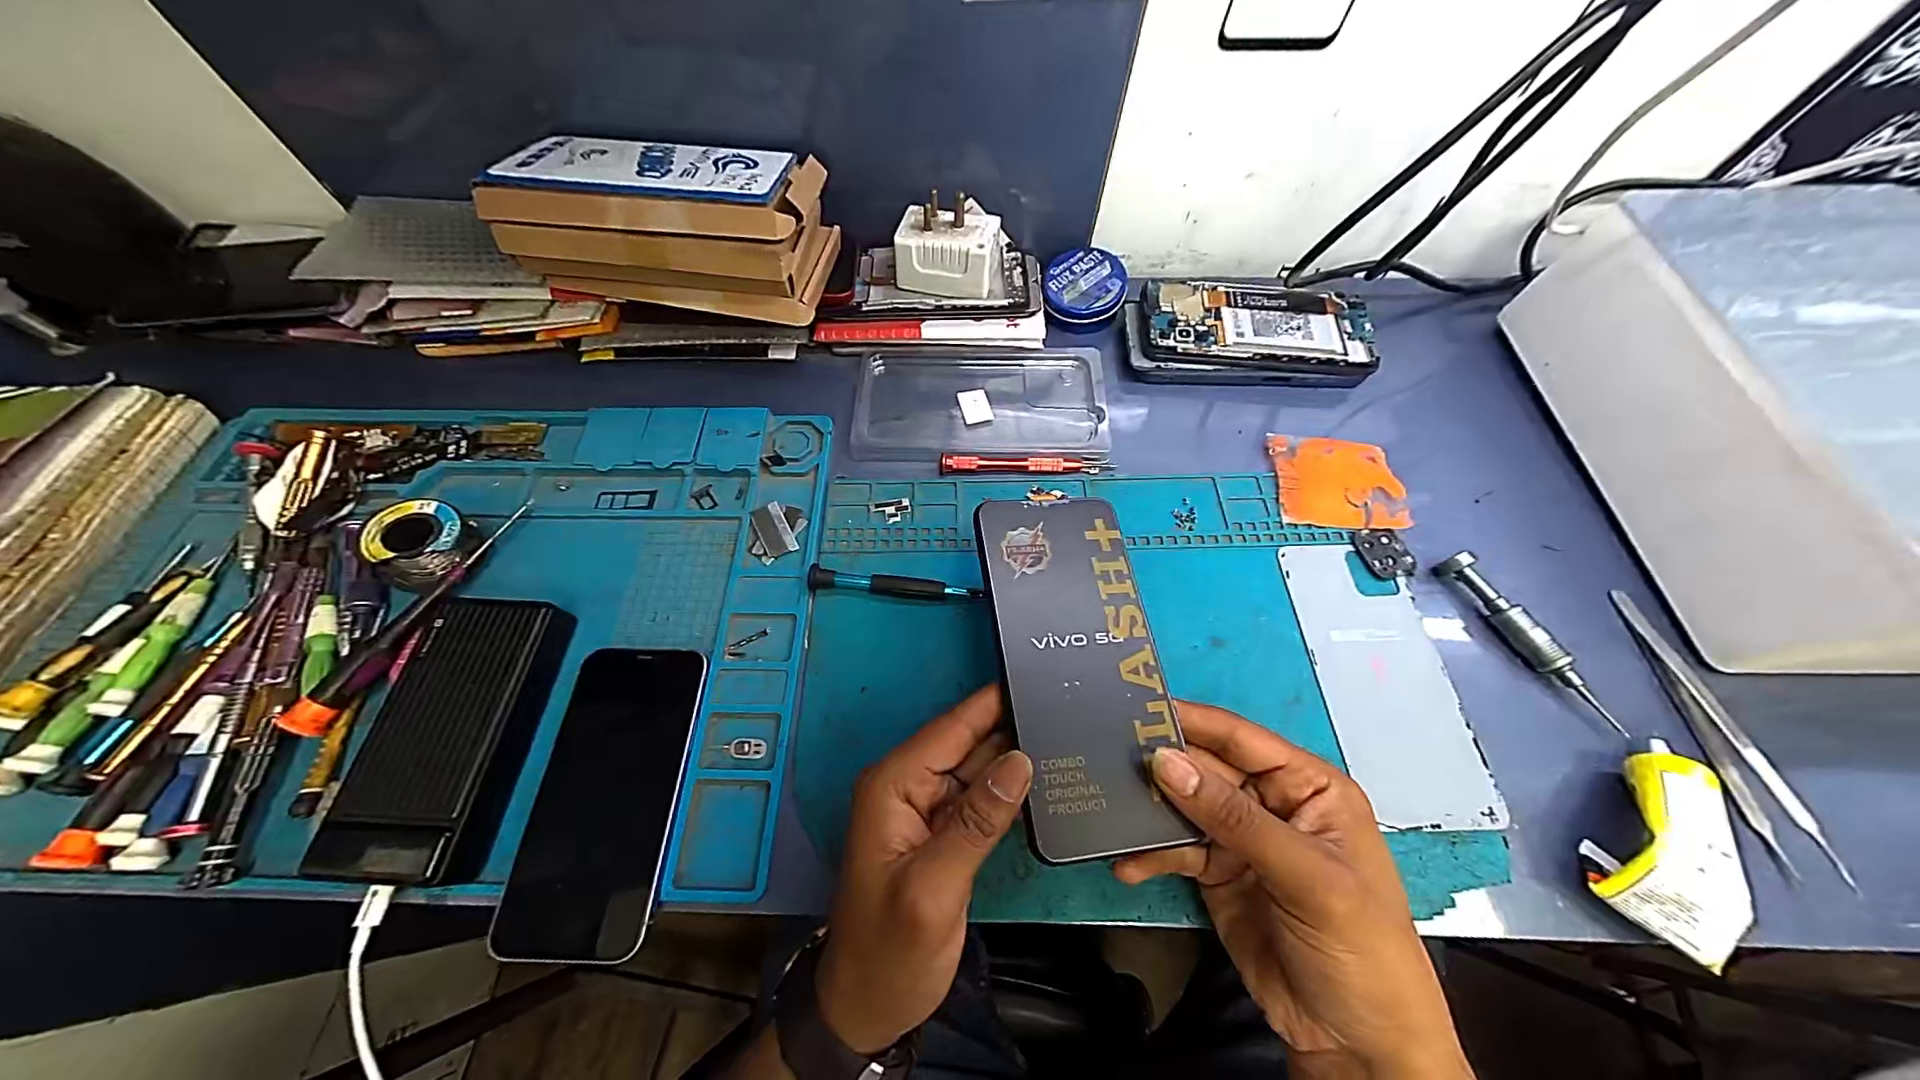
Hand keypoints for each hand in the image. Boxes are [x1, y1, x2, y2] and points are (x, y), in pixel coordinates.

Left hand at [815, 685, 1031, 1053]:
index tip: (1036, 676)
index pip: (950, 727)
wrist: (869, 1006)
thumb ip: (975, 823)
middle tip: (1066, 710)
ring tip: (1066, 738)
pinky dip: (1009, 791)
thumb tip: (1019, 762)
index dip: (993, 702)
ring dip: (1015, 758)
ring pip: (979, 768)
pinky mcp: (944, 832)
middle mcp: (909, 787)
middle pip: (968, 742)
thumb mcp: (932, 889)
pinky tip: (1043, 784)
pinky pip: (981, 798)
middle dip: (1012, 727)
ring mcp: (928, 809)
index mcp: (893, 785)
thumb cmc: (888, 952)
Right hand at [1114, 702, 1471, 1078]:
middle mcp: (1271, 802)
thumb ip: (1233, 817)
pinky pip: (1175, 848)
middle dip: (1160, 767)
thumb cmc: (1362, 949)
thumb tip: (1164, 762)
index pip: (1241, 739)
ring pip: (1183, 806)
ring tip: (1112, 812)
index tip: (1138, 708)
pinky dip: (1151, 854)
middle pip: (1204, 769)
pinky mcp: (1216, 872)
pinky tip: (1129, 863)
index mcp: (1308, 786)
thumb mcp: (1306, 877)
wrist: (1356, 1045)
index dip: (1192, 721)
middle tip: (1108, 761)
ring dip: (1150, 812)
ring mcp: (1241, 838)